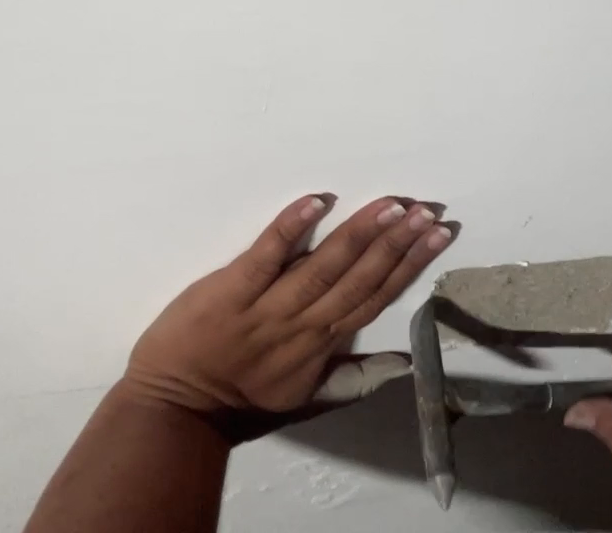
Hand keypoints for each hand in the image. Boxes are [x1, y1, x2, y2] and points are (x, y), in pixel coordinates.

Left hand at [119, 195, 452, 438]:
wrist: (173, 410)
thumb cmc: (240, 399)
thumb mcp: (303, 398)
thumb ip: (350, 376)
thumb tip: (402, 361)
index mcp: (322, 346)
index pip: (376, 297)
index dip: (410, 265)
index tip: (438, 235)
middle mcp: (303, 324)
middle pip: (359, 278)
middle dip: (397, 242)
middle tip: (427, 211)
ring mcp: (267, 306)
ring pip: (324, 265)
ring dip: (360, 234)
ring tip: (392, 205)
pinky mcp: (231, 289)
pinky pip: (266, 255)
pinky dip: (291, 227)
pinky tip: (318, 201)